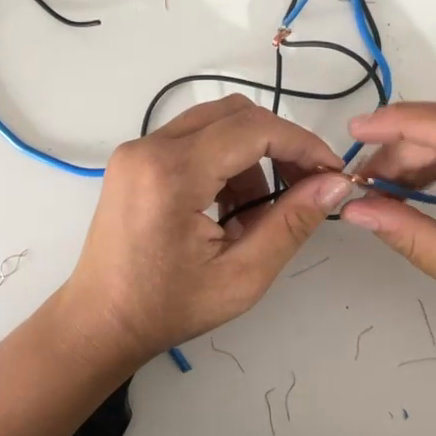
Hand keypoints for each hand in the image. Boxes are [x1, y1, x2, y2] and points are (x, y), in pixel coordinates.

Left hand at [59, 95, 353, 362]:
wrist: (99, 322)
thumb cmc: (167, 308)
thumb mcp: (242, 276)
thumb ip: (291, 223)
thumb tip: (336, 183)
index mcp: (172, 173)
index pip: (254, 129)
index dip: (302, 144)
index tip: (331, 172)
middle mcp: (150, 147)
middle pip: (235, 114)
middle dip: (279, 143)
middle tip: (305, 185)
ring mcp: (136, 149)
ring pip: (214, 122)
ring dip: (250, 153)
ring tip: (260, 210)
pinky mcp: (133, 159)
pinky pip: (192, 138)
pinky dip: (222, 159)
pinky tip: (229, 207)